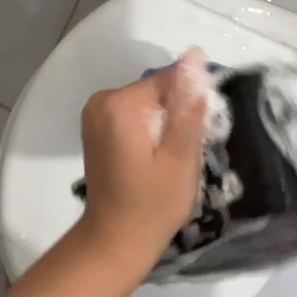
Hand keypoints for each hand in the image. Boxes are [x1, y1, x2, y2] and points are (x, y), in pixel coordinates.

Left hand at [75, 48, 210, 262]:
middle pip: (157, 89)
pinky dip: (151, 128)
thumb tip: (195, 57)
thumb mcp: (181, 155)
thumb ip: (188, 104)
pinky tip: (156, 157)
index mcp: (121, 103)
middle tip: (186, 150)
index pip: (169, 78)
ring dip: (166, 121)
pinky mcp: (97, 126)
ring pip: (148, 101)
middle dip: (178, 112)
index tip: (201, 131)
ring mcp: (95, 113)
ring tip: (172, 157)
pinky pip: (134, 113)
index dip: (192, 101)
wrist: (116, 239)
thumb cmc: (154, 203)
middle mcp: (102, 100)